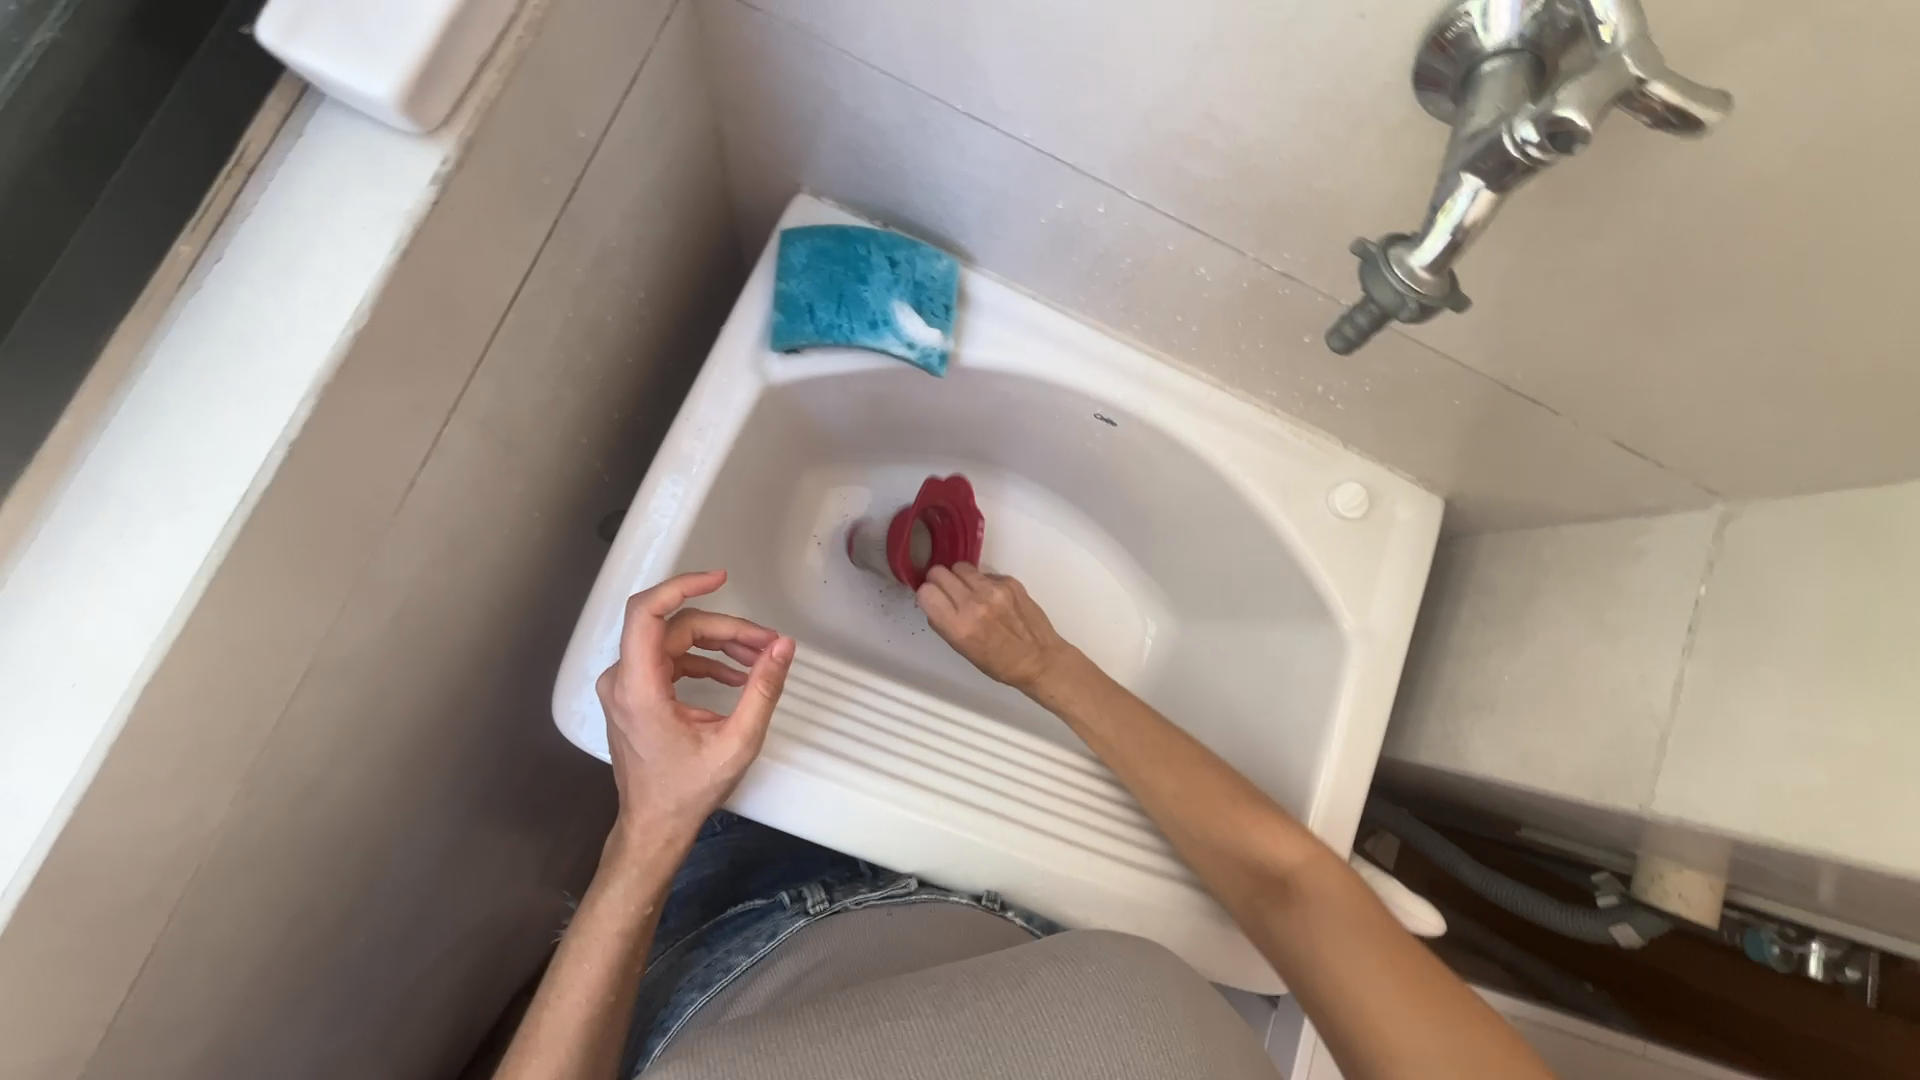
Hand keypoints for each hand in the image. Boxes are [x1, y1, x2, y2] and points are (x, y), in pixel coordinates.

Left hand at [595, 570, 794, 845]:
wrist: (654, 826)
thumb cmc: (688, 791)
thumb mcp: (737, 741)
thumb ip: (762, 689)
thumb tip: (783, 647)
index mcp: (639, 688)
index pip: (646, 613)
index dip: (682, 586)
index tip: (719, 579)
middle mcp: (623, 680)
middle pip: (675, 628)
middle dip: (726, 630)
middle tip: (767, 644)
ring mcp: (624, 687)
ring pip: (674, 641)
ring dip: (719, 645)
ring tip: (758, 660)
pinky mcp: (633, 694)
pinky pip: (669, 659)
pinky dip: (704, 661)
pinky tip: (735, 677)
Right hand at [916, 564, 1076, 694]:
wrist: (1039, 659)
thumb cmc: (998, 662)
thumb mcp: (962, 649)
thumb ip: (944, 622)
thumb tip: (933, 602)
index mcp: (958, 626)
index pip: (926, 591)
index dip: (927, 594)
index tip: (933, 599)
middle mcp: (973, 603)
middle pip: (939, 572)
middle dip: (939, 580)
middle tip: (948, 592)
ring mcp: (993, 589)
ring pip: (960, 567)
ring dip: (959, 577)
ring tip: (969, 591)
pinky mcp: (1009, 581)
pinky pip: (984, 573)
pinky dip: (982, 582)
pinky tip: (992, 598)